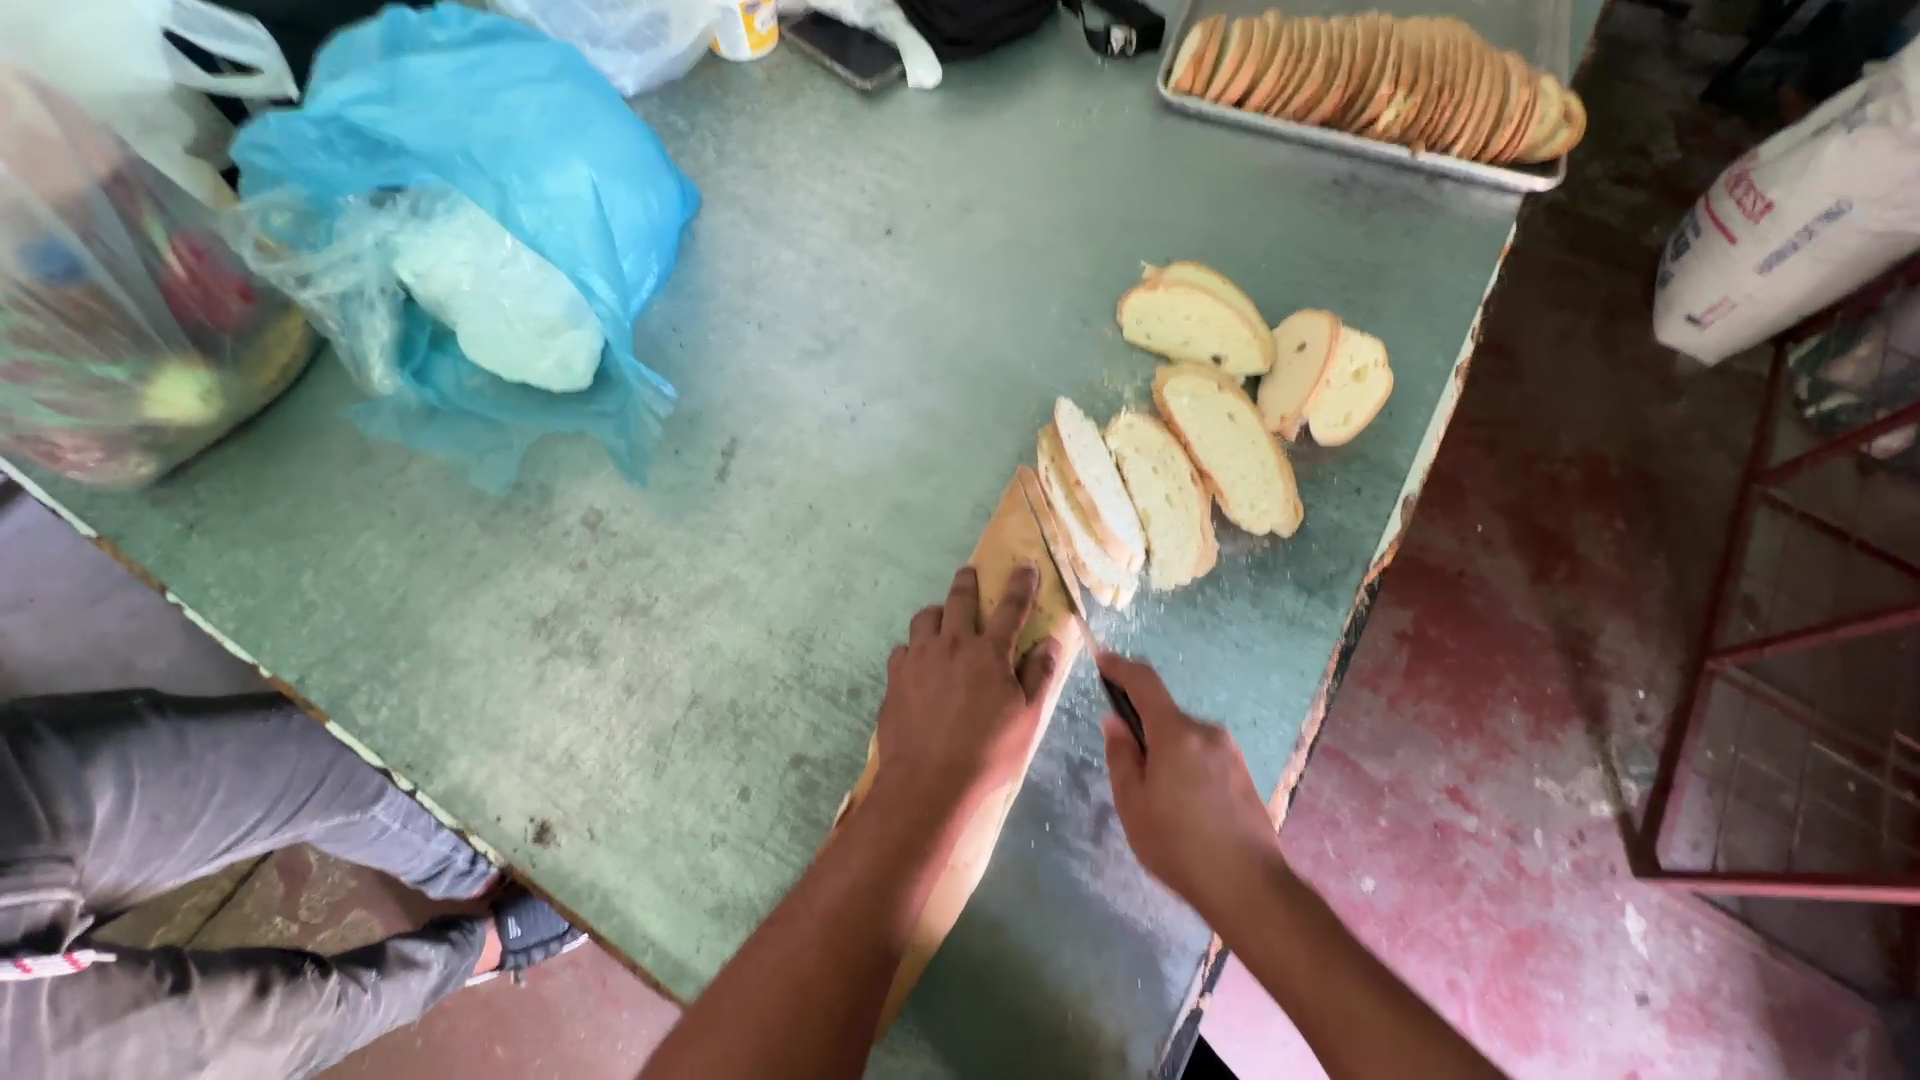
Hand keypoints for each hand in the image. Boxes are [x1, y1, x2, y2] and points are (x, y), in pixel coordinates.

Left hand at [874, 565, 1061, 816]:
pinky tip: (918, 662)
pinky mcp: (894, 677)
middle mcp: (952, 645)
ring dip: (937, 613)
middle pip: (959, 600)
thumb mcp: (1026, 719)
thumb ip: (1038, 676)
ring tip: (942, 620)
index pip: (1011, 608)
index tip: (1025, 566)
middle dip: (967, 582)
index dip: (1021, 585)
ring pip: (925, 618)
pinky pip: (903, 649)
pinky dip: (914, 648)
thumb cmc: (986, 753)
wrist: (928, 780)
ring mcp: (918, 659)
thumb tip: (1049, 642)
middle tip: (970, 573)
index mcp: (989, 653)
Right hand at [1099, 653, 1286, 920]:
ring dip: (1166, 754)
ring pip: (1184, 740)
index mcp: (1176, 734)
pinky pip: (1202, 757)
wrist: (1249, 886)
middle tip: (1129, 775)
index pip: (1145, 683)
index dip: (1121, 668)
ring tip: (1158, 804)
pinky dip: (1185, 768)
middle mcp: (1207, 732)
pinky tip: (1184, 810)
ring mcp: (1230, 752)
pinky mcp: (1243, 773)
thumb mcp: (1133, 804)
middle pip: (1165, 716)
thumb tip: (1115, 722)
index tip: (1102, 660)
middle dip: (1143, 731)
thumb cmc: (1179, 845)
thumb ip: (1122, 756)